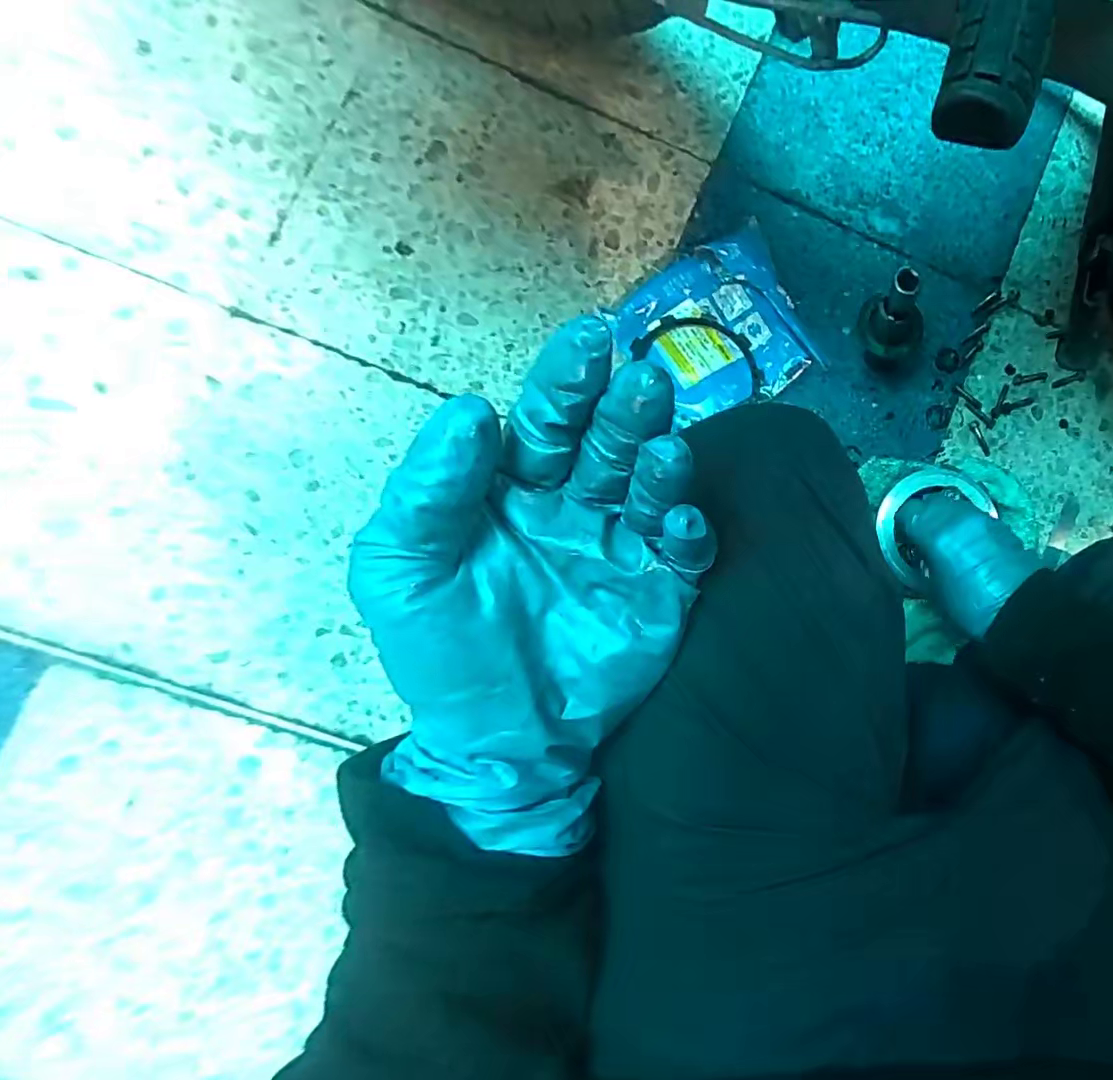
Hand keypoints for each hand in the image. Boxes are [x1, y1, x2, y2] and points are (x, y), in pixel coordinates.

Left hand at [348, 314, 715, 855]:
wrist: (505, 740)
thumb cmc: (447, 653)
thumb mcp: (403, 571)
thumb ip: (430, 492)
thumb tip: (471, 409)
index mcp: (519, 493)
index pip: (546, 423)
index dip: (566, 380)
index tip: (592, 337)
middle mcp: (582, 509)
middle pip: (611, 447)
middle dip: (628, 411)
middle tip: (648, 379)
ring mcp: (629, 548)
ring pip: (655, 491)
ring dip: (664, 467)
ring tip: (666, 451)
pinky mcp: (667, 589)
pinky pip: (687, 553)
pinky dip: (690, 534)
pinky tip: (682, 526)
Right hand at [897, 490, 1039, 638]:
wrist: (1021, 609)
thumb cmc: (969, 605)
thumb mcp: (933, 590)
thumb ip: (921, 564)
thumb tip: (918, 555)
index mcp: (934, 529)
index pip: (906, 511)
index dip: (899, 524)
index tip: (900, 539)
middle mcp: (956, 514)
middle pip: (930, 502)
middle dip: (921, 516)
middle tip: (919, 539)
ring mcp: (980, 515)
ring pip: (952, 506)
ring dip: (944, 518)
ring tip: (942, 540)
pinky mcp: (999, 523)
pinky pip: (972, 516)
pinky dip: (963, 524)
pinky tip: (963, 543)